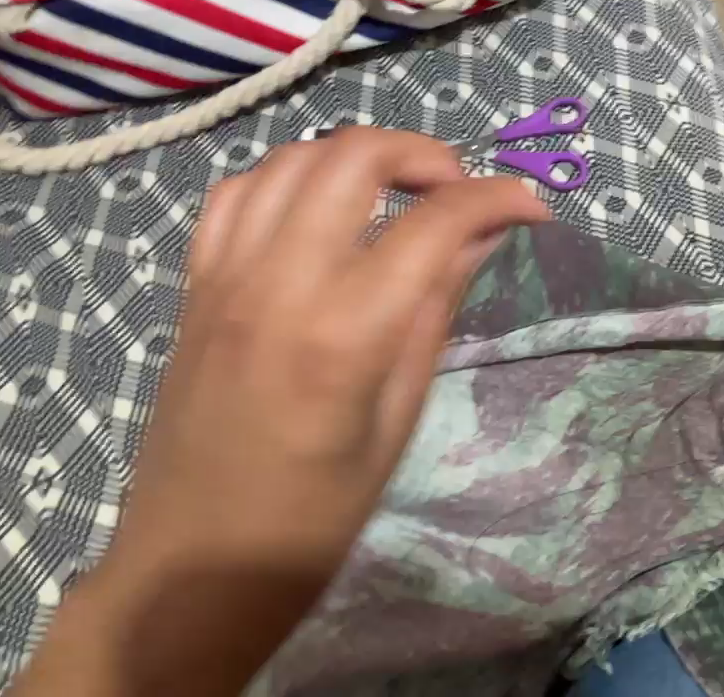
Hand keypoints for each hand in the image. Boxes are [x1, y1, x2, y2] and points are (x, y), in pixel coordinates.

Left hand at [14, 128, 549, 695]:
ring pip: (294, 157)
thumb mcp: (400, 416)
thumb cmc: (315, 515)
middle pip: (354, 156)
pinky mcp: (195, 286)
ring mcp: (226, 277)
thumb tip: (483, 233)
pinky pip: (237, 192)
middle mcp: (278, 283)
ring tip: (396, 194)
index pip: (435, 223)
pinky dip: (290, 178)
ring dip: (359, 157)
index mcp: (343, 332)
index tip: (530, 207)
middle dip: (425, 153)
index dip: (497, 198)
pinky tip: (320, 210)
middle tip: (458, 192)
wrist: (193, 571)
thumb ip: (438, 306)